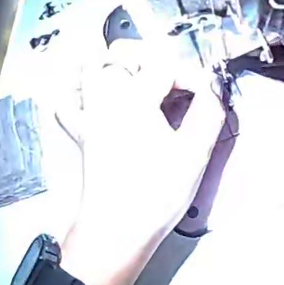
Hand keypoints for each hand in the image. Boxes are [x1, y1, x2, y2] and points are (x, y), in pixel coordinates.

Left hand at [61, 53, 223, 284]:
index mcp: (134, 99)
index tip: (204, 95)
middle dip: (150, 58)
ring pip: (91, 69)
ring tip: (142, 82)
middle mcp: (105, 99)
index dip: (189, 74)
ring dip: (116, 67)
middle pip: (120, 54)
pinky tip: (100, 98)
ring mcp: (88, 116)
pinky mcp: (81, 135)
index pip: (164, 65)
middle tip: (173, 80)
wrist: (117, 231)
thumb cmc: (156, 194)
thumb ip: (208, 113)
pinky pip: (70, 101)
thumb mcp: (194, 153)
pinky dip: (82, 91)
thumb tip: (214, 89)